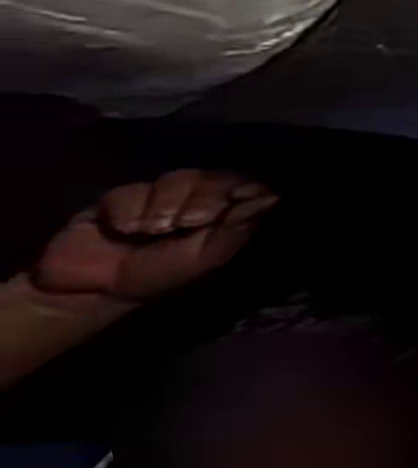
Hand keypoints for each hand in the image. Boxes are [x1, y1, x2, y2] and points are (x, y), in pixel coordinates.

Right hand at [31, 170, 278, 301]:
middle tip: (186, 222)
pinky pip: (129, 191)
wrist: (94, 291)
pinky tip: (124, 229)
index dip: (244, 186)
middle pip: (215, 177)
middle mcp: (200, 196)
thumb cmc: (163, 274)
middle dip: (203, 197)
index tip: (237, 197)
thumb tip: (273, 197)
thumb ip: (238, 226)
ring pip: (177, 178)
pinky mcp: (120, 199)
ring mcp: (161, 195)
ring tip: (154, 230)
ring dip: (165, 204)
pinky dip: (127, 210)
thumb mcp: (207, 256)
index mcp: (229, 208)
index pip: (248, 184)